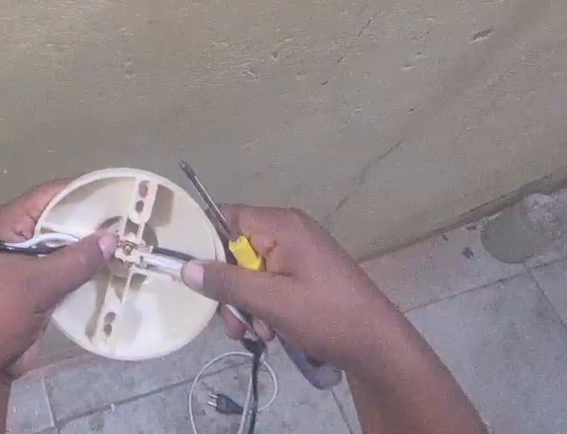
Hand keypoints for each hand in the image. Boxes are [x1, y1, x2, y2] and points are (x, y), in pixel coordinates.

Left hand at [0, 179, 114, 380]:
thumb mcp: (38, 283)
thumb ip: (77, 260)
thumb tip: (113, 237)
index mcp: (10, 223)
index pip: (51, 195)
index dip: (83, 192)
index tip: (118, 194)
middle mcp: (19, 236)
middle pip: (61, 220)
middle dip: (92, 223)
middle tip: (132, 223)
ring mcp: (28, 262)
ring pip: (65, 247)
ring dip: (91, 250)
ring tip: (131, 246)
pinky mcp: (37, 287)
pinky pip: (66, 271)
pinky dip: (85, 272)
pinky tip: (114, 272)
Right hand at [181, 204, 391, 368]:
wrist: (381, 348)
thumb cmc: (326, 316)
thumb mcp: (271, 302)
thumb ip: (226, 282)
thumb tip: (185, 267)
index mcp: (280, 224)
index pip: (225, 217)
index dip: (207, 244)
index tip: (197, 276)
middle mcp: (288, 228)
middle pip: (237, 247)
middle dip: (231, 287)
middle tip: (235, 323)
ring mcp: (300, 249)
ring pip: (253, 268)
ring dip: (248, 301)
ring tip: (258, 334)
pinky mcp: (308, 270)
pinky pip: (272, 277)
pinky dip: (266, 302)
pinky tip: (273, 330)